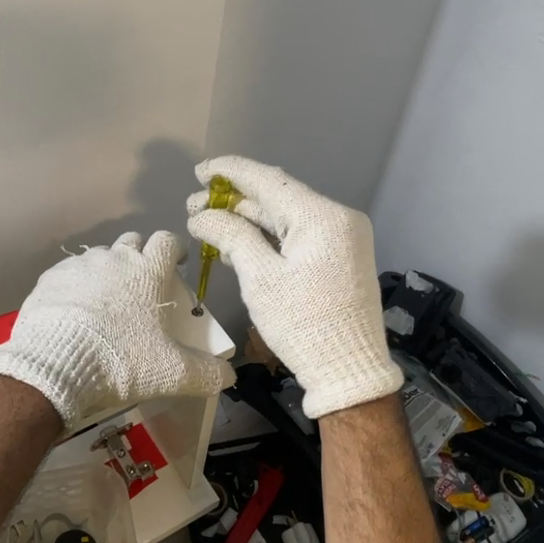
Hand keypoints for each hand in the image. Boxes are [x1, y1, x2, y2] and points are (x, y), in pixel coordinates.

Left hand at [0, 231, 234, 430]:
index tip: (175, 265)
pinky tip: (73, 312)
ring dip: (107, 271)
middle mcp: (115, 258)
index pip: (168, 241)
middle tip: (140, 286)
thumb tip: (229, 375)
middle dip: (139, 256)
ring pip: (99, 257)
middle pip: (132, 241)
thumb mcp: (172, 373)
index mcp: (149, 271)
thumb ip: (206, 373)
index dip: (174, 250)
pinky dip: (76, 286)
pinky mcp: (50, 278)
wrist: (55, 366)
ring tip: (104, 303)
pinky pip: (69, 274)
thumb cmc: (122, 362)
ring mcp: (80, 265)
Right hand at [186, 156, 401, 417]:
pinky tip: (237, 243)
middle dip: (234, 201)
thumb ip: (231, 236)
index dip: (230, 171)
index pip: (269, 180)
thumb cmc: (303, 324)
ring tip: (208, 224)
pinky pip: (299, 236)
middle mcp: (338, 219)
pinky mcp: (340, 257)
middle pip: (278, 198)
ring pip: (287, 218)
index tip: (199, 171)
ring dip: (249, 220)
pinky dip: (269, 238)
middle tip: (194, 206)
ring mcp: (343, 238)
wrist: (349, 372)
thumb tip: (202, 215)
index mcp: (323, 217)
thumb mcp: (261, 279)